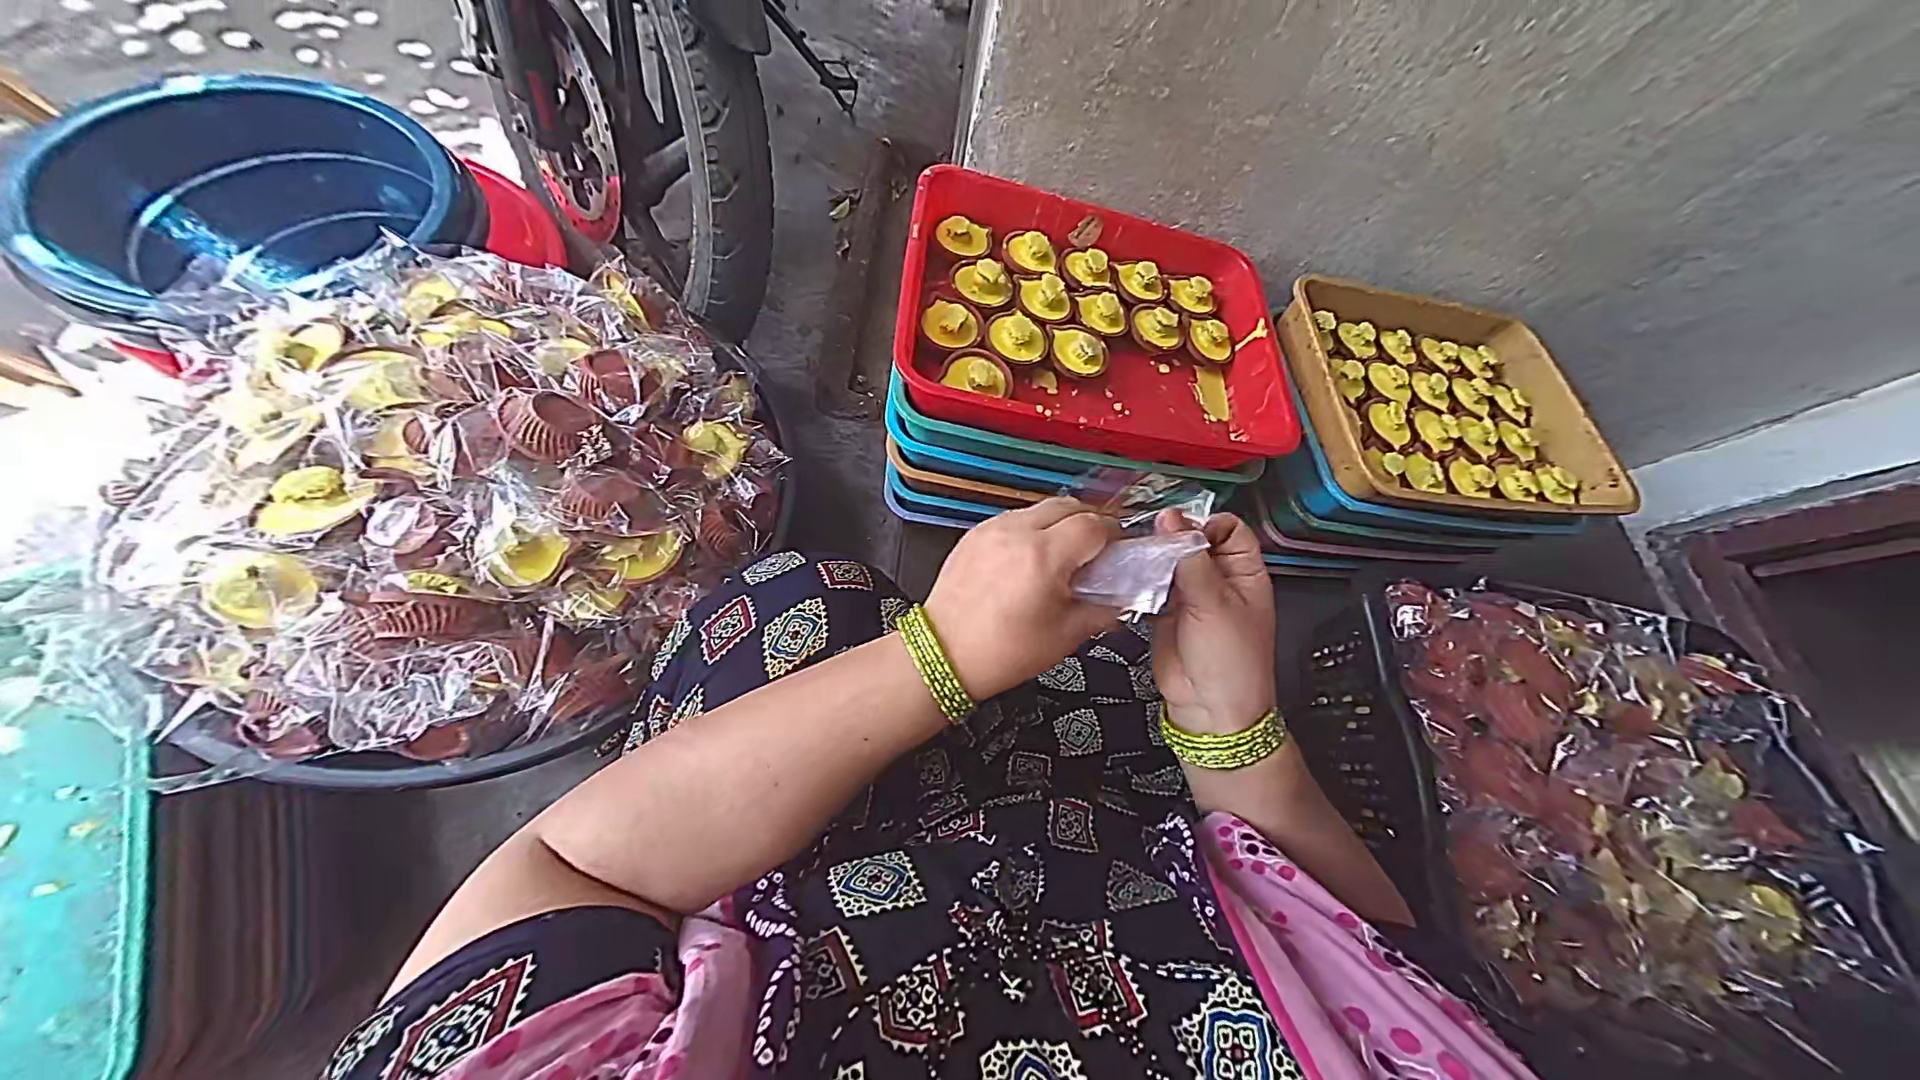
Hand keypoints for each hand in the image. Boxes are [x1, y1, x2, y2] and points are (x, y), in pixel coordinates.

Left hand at [924, 497, 1122, 699]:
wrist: (945, 655)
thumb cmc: (998, 651)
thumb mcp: (1066, 636)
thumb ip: (1104, 609)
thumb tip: (1123, 595)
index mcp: (1043, 558)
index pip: (1094, 525)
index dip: (1112, 537)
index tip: (1115, 552)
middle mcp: (1016, 534)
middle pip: (1070, 506)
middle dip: (1088, 524)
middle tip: (1093, 554)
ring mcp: (992, 530)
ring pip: (1040, 508)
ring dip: (1059, 524)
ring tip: (1059, 559)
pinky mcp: (975, 534)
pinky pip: (1014, 518)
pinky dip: (1030, 531)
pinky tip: (1030, 560)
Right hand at [1152, 511, 1276, 733]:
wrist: (1208, 710)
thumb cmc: (1232, 663)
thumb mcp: (1213, 603)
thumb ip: (1190, 558)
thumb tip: (1172, 520)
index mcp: (1243, 573)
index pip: (1226, 528)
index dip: (1203, 524)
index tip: (1177, 530)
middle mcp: (1217, 580)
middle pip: (1191, 543)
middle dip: (1170, 541)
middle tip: (1151, 545)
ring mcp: (1190, 597)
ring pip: (1168, 563)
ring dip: (1151, 562)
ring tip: (1137, 564)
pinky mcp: (1166, 613)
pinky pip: (1150, 587)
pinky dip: (1139, 583)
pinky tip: (1130, 582)